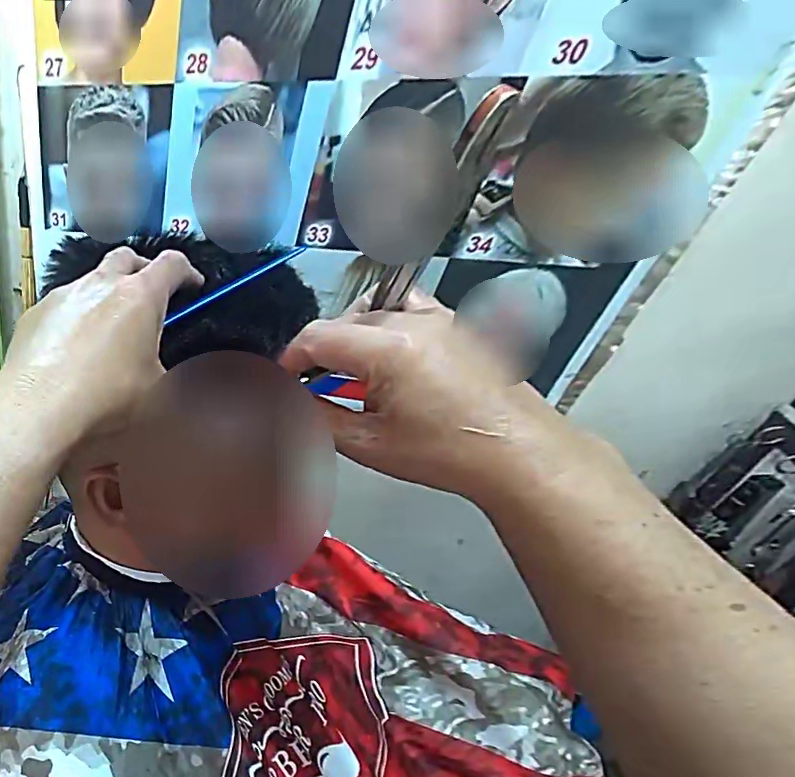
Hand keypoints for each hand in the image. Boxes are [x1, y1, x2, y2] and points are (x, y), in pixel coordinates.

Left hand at [0, 247, 201, 452]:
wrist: (39, 409)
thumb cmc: (102, 398)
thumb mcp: (155, 388)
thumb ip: (163, 361)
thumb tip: (157, 360)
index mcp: (139, 296)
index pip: (172, 264)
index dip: (187, 273)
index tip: (191, 286)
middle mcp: (100, 284)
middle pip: (127, 258)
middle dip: (142, 272)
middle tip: (149, 298)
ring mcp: (64, 295)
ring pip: (91, 281)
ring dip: (105, 295)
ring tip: (109, 328)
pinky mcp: (36, 313)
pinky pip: (63, 306)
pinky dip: (75, 317)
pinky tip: (74, 347)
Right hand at [279, 289, 587, 499]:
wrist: (512, 451)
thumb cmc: (451, 451)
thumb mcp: (369, 443)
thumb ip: (321, 418)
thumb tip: (294, 403)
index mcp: (389, 348)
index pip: (317, 336)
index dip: (289, 358)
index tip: (281, 377)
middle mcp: (414, 321)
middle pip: (342, 321)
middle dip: (318, 352)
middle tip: (308, 386)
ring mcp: (439, 317)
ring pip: (372, 311)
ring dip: (349, 338)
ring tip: (346, 373)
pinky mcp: (455, 323)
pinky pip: (407, 308)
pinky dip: (384, 326)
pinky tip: (384, 357)